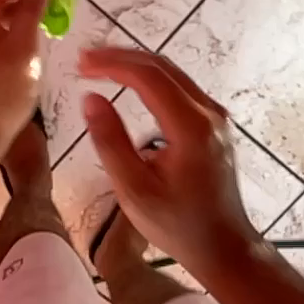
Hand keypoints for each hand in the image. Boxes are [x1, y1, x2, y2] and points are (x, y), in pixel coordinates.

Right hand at [78, 48, 262, 273]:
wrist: (223, 246)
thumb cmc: (177, 224)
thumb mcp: (134, 190)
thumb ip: (110, 142)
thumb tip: (90, 98)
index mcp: (191, 128)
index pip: (149, 77)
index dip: (111, 64)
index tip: (80, 63)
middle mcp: (209, 113)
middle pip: (162, 67)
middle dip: (120, 58)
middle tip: (84, 59)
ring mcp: (215, 116)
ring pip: (172, 73)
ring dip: (134, 65)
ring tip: (99, 66)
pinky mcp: (213, 124)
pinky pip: (180, 87)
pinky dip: (150, 79)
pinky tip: (127, 83)